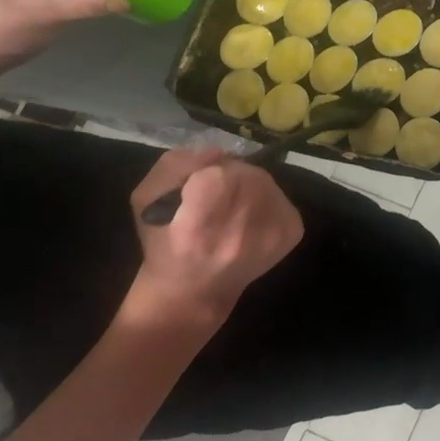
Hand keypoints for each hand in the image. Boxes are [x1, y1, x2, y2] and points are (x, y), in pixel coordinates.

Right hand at [127, 148, 303, 327]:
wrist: (196, 288)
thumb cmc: (163, 242)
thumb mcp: (147, 200)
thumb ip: (174, 166)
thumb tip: (215, 152)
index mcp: (197, 226)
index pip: (217, 174)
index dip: (207, 171)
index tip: (198, 184)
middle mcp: (240, 233)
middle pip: (248, 174)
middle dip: (232, 174)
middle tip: (219, 191)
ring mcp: (272, 236)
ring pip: (268, 183)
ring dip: (251, 184)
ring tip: (233, 204)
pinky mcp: (292, 234)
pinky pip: (284, 198)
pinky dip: (268, 198)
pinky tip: (251, 215)